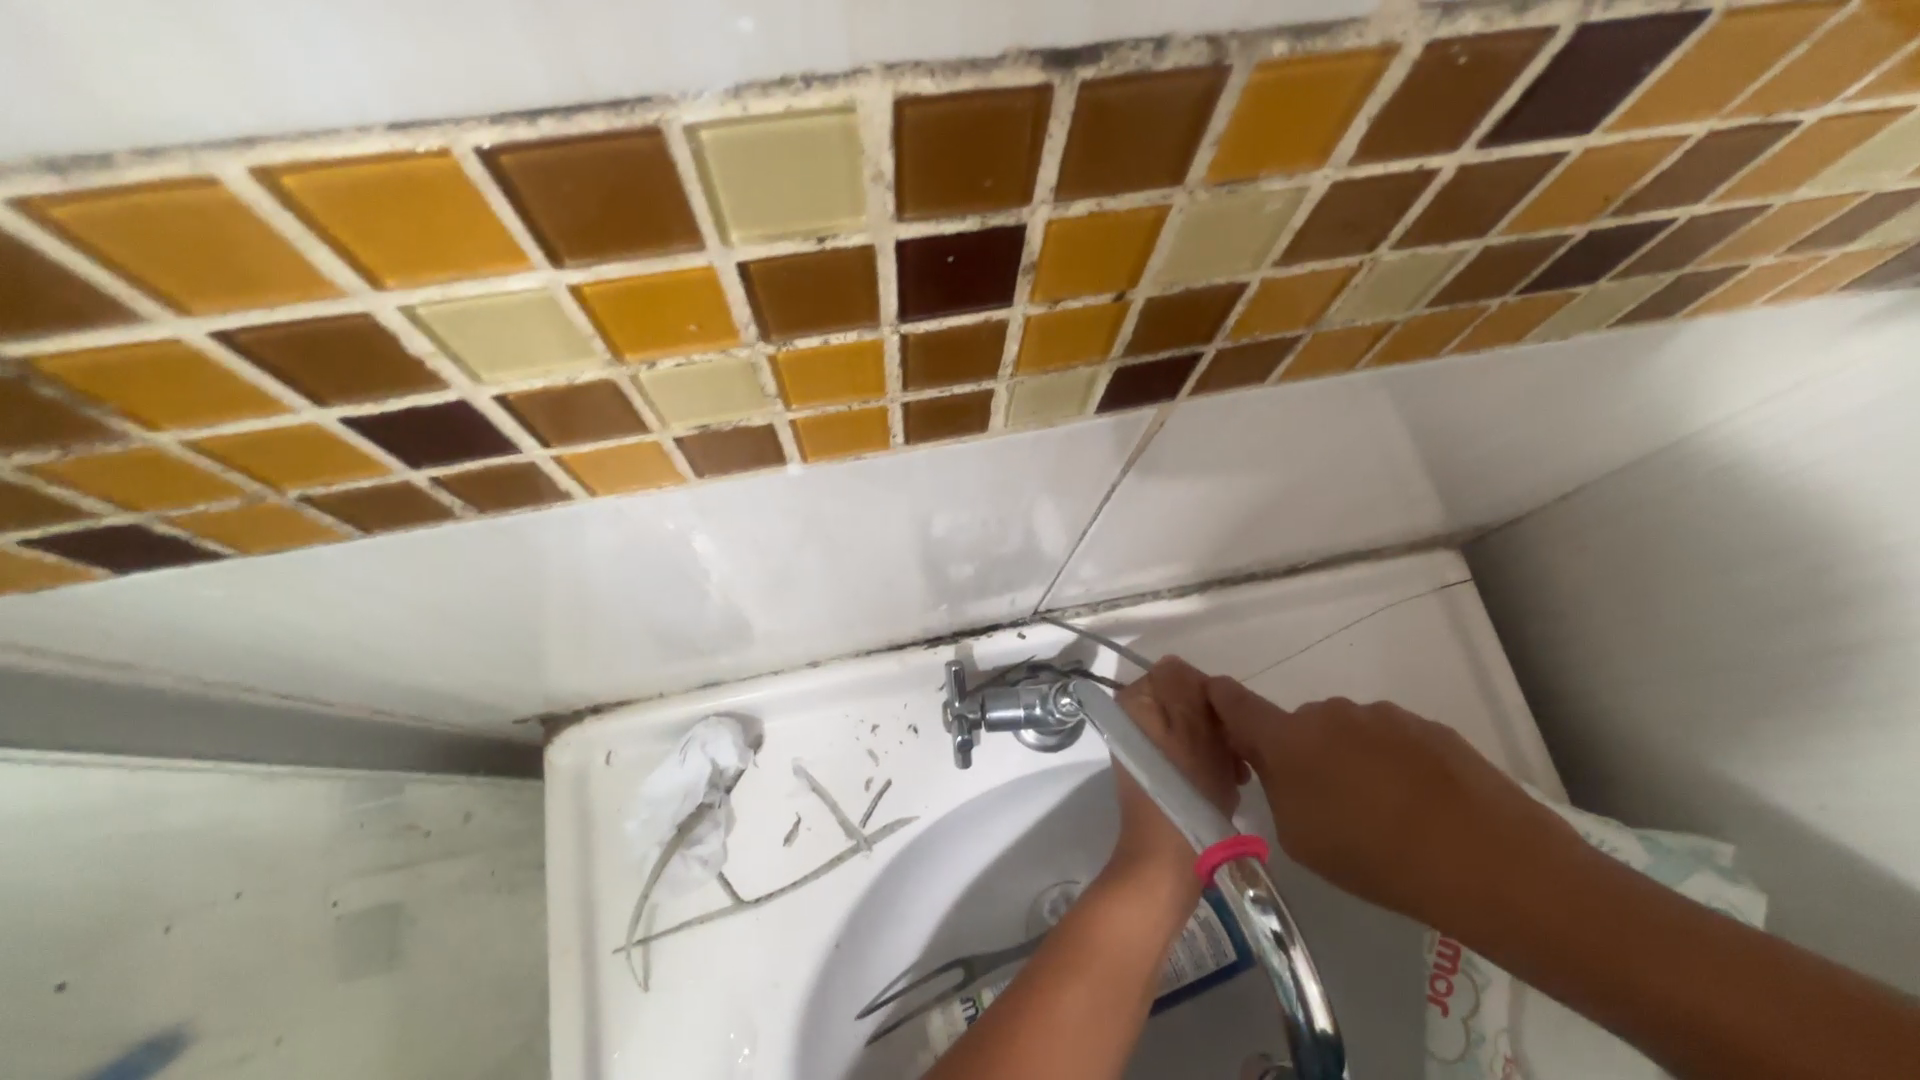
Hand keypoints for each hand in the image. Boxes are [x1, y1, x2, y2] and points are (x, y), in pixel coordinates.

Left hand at [1107, 657, 1247, 882]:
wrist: (1168, 857)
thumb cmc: (1186, 788)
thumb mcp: (1193, 727)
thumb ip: (1183, 686)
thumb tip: (1175, 665)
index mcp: (1135, 700)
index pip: (1183, 675)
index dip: (1213, 698)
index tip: (1230, 725)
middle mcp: (1133, 719)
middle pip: (1189, 704)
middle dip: (1218, 727)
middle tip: (1236, 757)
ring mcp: (1143, 748)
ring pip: (1194, 732)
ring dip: (1219, 750)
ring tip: (1234, 777)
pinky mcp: (1155, 775)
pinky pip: (1189, 758)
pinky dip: (1209, 770)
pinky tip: (1226, 789)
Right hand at [1205, 678, 1579, 926]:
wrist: (1487, 859)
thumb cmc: (1374, 857)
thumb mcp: (1300, 839)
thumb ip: (1279, 792)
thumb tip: (1283, 770)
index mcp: (1288, 739)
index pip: (1235, 701)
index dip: (1218, 698)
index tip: (1209, 697)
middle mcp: (1329, 713)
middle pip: (1299, 726)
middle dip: (1302, 755)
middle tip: (1326, 806)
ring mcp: (1383, 715)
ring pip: (1348, 734)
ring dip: (1351, 761)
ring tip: (1385, 814)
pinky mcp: (1430, 726)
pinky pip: (1393, 741)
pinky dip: (1394, 766)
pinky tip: (1421, 808)